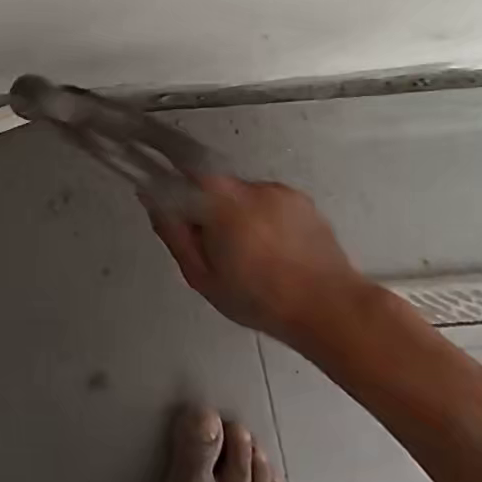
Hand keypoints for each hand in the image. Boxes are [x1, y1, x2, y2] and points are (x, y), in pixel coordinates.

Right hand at [148, 174, 364, 340]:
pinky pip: (267, 201)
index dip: (168, 183)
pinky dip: (263, 218)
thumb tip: (153, 200)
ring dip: (236, 214)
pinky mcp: (299, 198)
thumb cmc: (261, 299)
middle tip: (215, 244)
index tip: (166, 200)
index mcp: (219, 203)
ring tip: (251, 253)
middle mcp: (247, 187)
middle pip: (211, 184)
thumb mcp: (202, 276)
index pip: (179, 174)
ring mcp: (276, 190)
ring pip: (240, 194)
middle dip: (206, 207)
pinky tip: (273, 249)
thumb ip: (173, 233)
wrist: (328, 307)